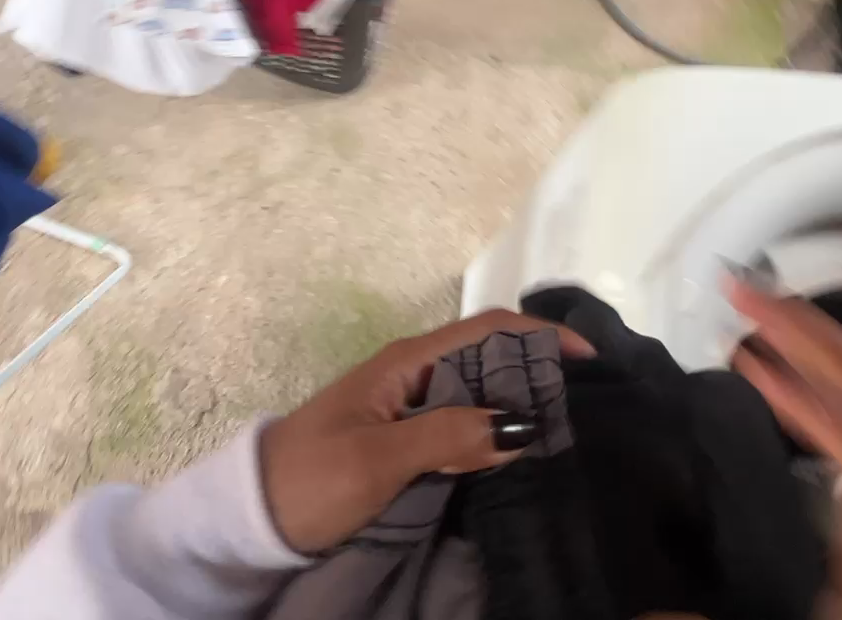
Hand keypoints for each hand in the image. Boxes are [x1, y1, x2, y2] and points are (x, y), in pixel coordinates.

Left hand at [259, 308, 595, 553]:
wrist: (254, 512)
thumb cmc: (312, 478)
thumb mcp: (379, 459)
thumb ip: (447, 437)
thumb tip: (520, 425)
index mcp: (406, 361)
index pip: (484, 330)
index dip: (538, 335)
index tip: (587, 355)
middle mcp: (412, 372)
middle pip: (487, 354)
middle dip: (534, 366)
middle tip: (584, 399)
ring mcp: (408, 402)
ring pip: (477, 388)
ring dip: (517, 397)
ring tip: (564, 421)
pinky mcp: (404, 433)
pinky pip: (461, 418)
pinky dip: (493, 425)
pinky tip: (515, 445)